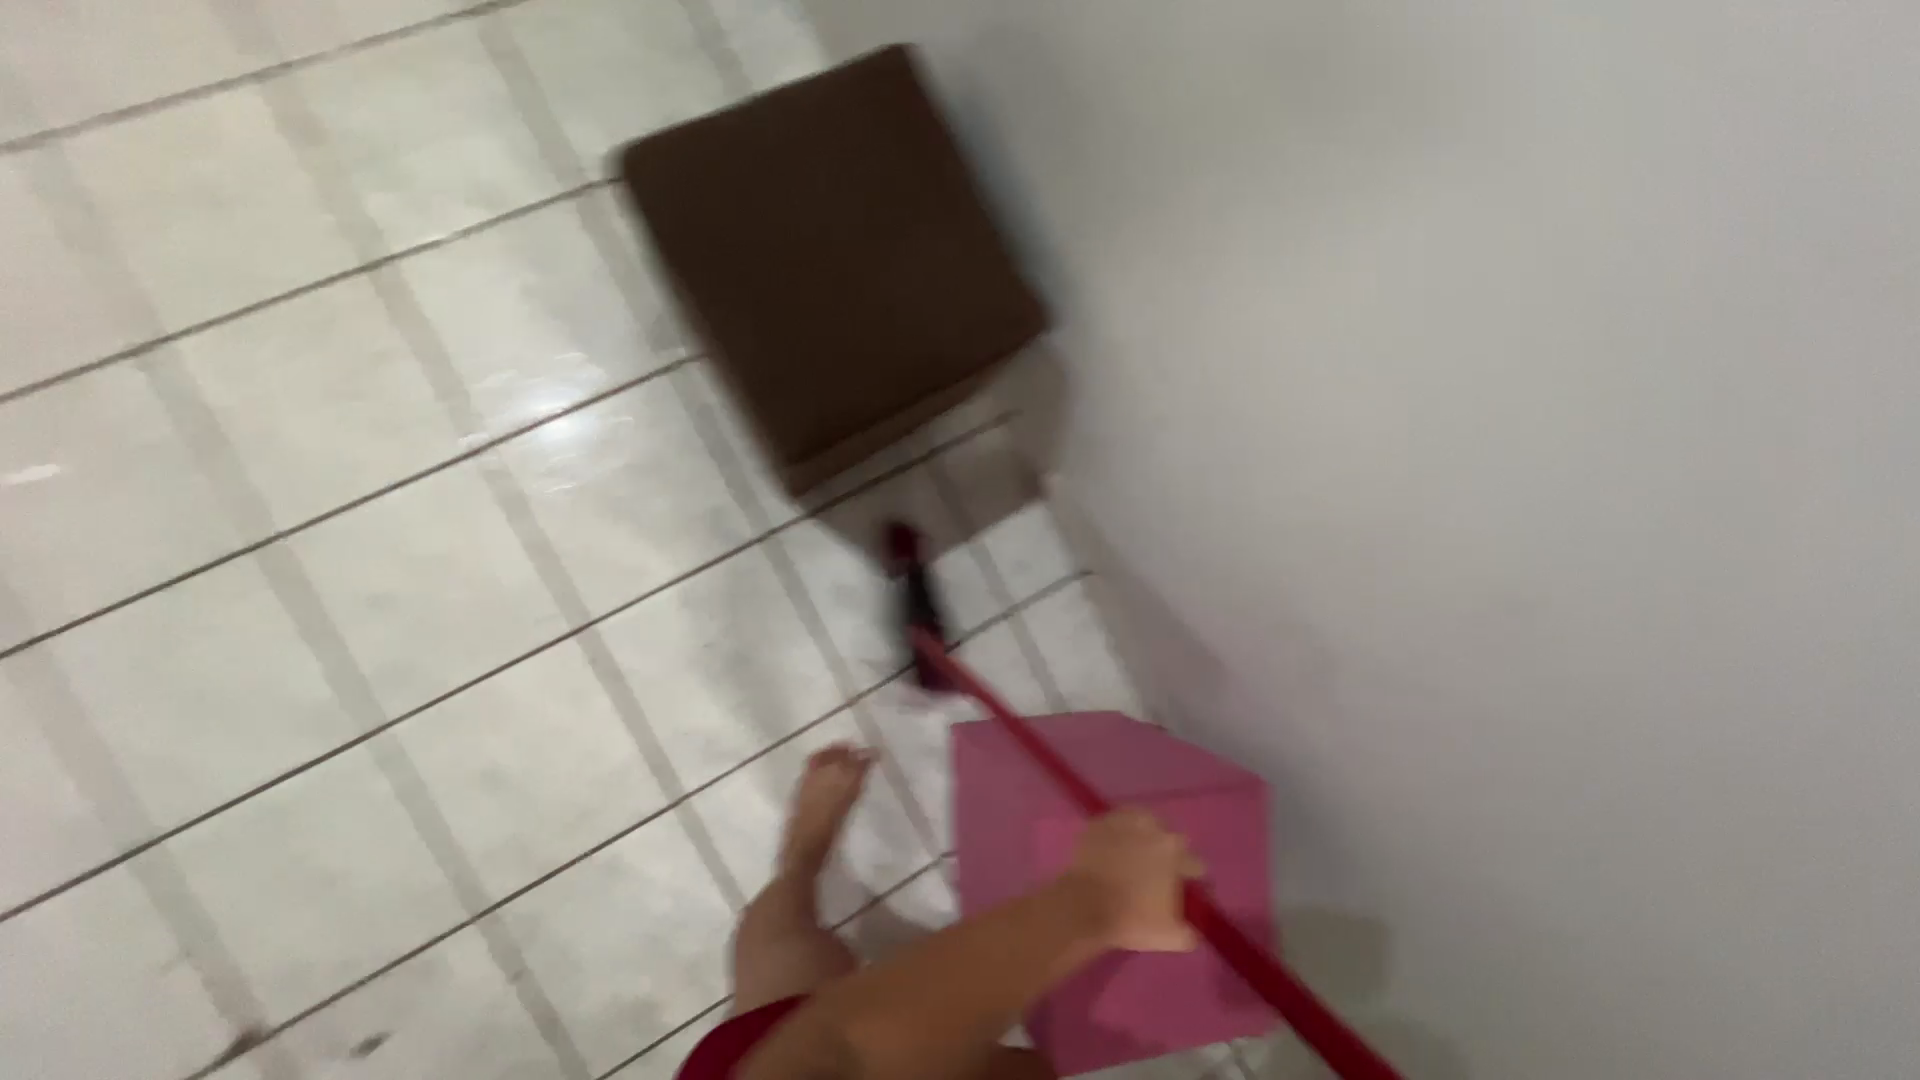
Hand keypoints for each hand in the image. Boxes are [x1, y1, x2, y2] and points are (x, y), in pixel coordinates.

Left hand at [1063, 807, 1203, 952]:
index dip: (1194, 879)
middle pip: (1173, 839)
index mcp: (1176, 855)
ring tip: (1139, 851)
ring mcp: (1126, 822)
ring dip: (1148, 835)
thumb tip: (1192, 930)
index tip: (1187, 889)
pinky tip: (1118, 842)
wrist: (1084, 906)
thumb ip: (1189, 933)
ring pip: (1146, 822)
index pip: (1197, 865)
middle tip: (1161, 871)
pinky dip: (1121, 829)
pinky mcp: (1102, 821)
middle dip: (1173, 855)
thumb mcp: (1170, 937)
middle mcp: (1155, 830)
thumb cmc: (1131, 920)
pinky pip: (1119, 820)